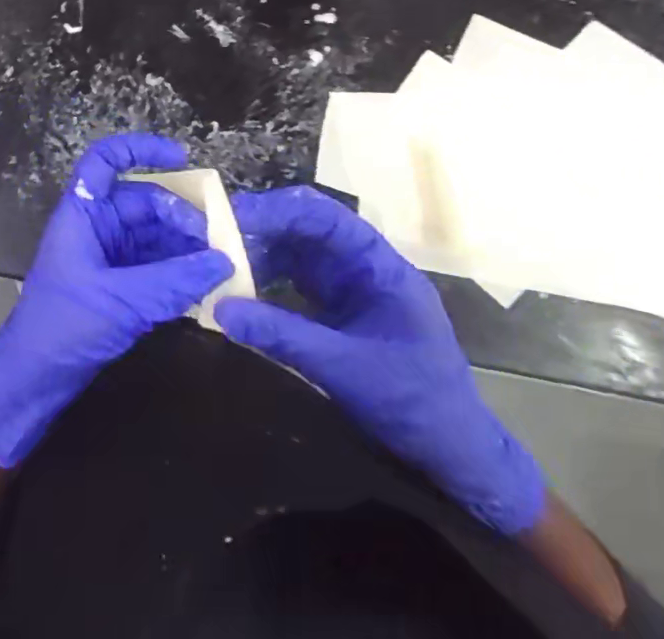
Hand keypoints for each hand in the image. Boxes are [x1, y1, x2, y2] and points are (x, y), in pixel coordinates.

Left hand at [0, 134, 232, 467]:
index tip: (183, 158)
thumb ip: (175, 280)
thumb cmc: (65, 326)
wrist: (35, 376)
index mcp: (81, 214)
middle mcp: (94, 227)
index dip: (140, 149)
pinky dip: (177, 270)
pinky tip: (205, 285)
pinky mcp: (116, 284)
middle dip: (180, 217)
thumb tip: (224, 261)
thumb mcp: (123, 300)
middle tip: (219, 243)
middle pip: (143, 203)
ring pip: (151, 235)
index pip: (105, 161)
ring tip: (220, 266)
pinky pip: (152, 264)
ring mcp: (105, 256)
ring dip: (184, 247)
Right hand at [213, 187, 545, 535]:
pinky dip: (263, 278)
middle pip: (306, 228)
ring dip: (257, 253)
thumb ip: (283, 335)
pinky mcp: (335, 308)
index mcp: (381, 270)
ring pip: (295, 251)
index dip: (278, 211)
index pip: (327, 218)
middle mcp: (363, 268)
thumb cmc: (414, 404)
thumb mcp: (345, 369)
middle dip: (260, 228)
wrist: (451, 453)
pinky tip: (238, 290)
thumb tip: (220, 308)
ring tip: (219, 264)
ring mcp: (350, 287)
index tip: (231, 219)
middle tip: (213, 239)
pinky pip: (292, 278)